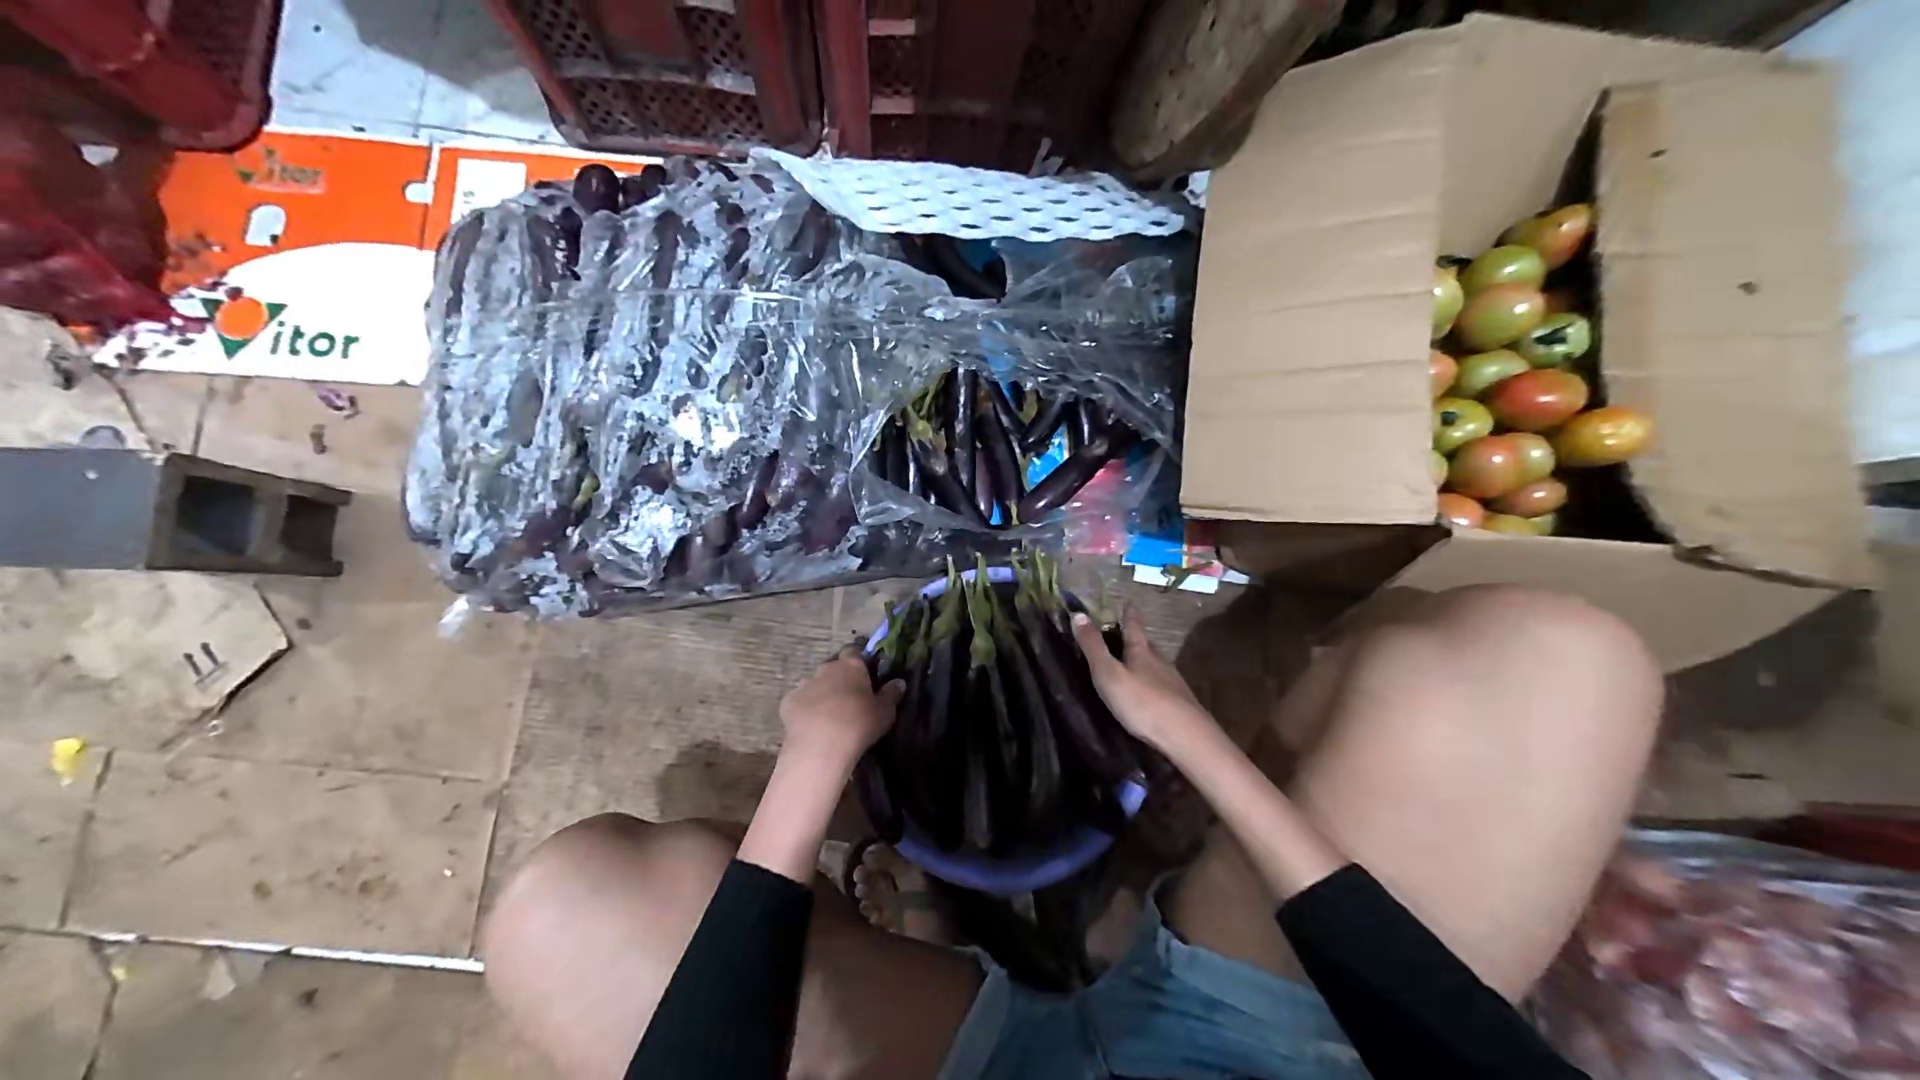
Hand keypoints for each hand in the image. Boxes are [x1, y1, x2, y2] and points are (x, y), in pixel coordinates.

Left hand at [778, 646, 903, 766]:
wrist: (821, 746)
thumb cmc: (859, 723)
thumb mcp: (885, 712)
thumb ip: (892, 694)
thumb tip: (899, 682)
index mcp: (851, 666)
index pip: (853, 651)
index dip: (858, 661)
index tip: (864, 675)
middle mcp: (826, 669)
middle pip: (832, 667)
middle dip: (838, 678)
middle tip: (848, 698)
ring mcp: (805, 684)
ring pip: (814, 684)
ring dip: (821, 693)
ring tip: (828, 714)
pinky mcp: (788, 702)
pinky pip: (799, 701)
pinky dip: (805, 709)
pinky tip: (811, 725)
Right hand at [1071, 610, 1211, 754]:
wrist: (1185, 736)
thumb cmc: (1142, 702)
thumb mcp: (1109, 674)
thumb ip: (1093, 646)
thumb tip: (1077, 613)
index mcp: (1141, 652)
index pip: (1133, 627)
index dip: (1129, 615)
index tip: (1128, 602)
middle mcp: (1159, 662)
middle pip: (1146, 645)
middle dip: (1137, 638)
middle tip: (1125, 634)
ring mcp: (1172, 683)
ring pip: (1156, 665)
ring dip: (1145, 661)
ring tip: (1134, 663)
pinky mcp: (1180, 703)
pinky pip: (1162, 685)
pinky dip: (1153, 683)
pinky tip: (1149, 692)